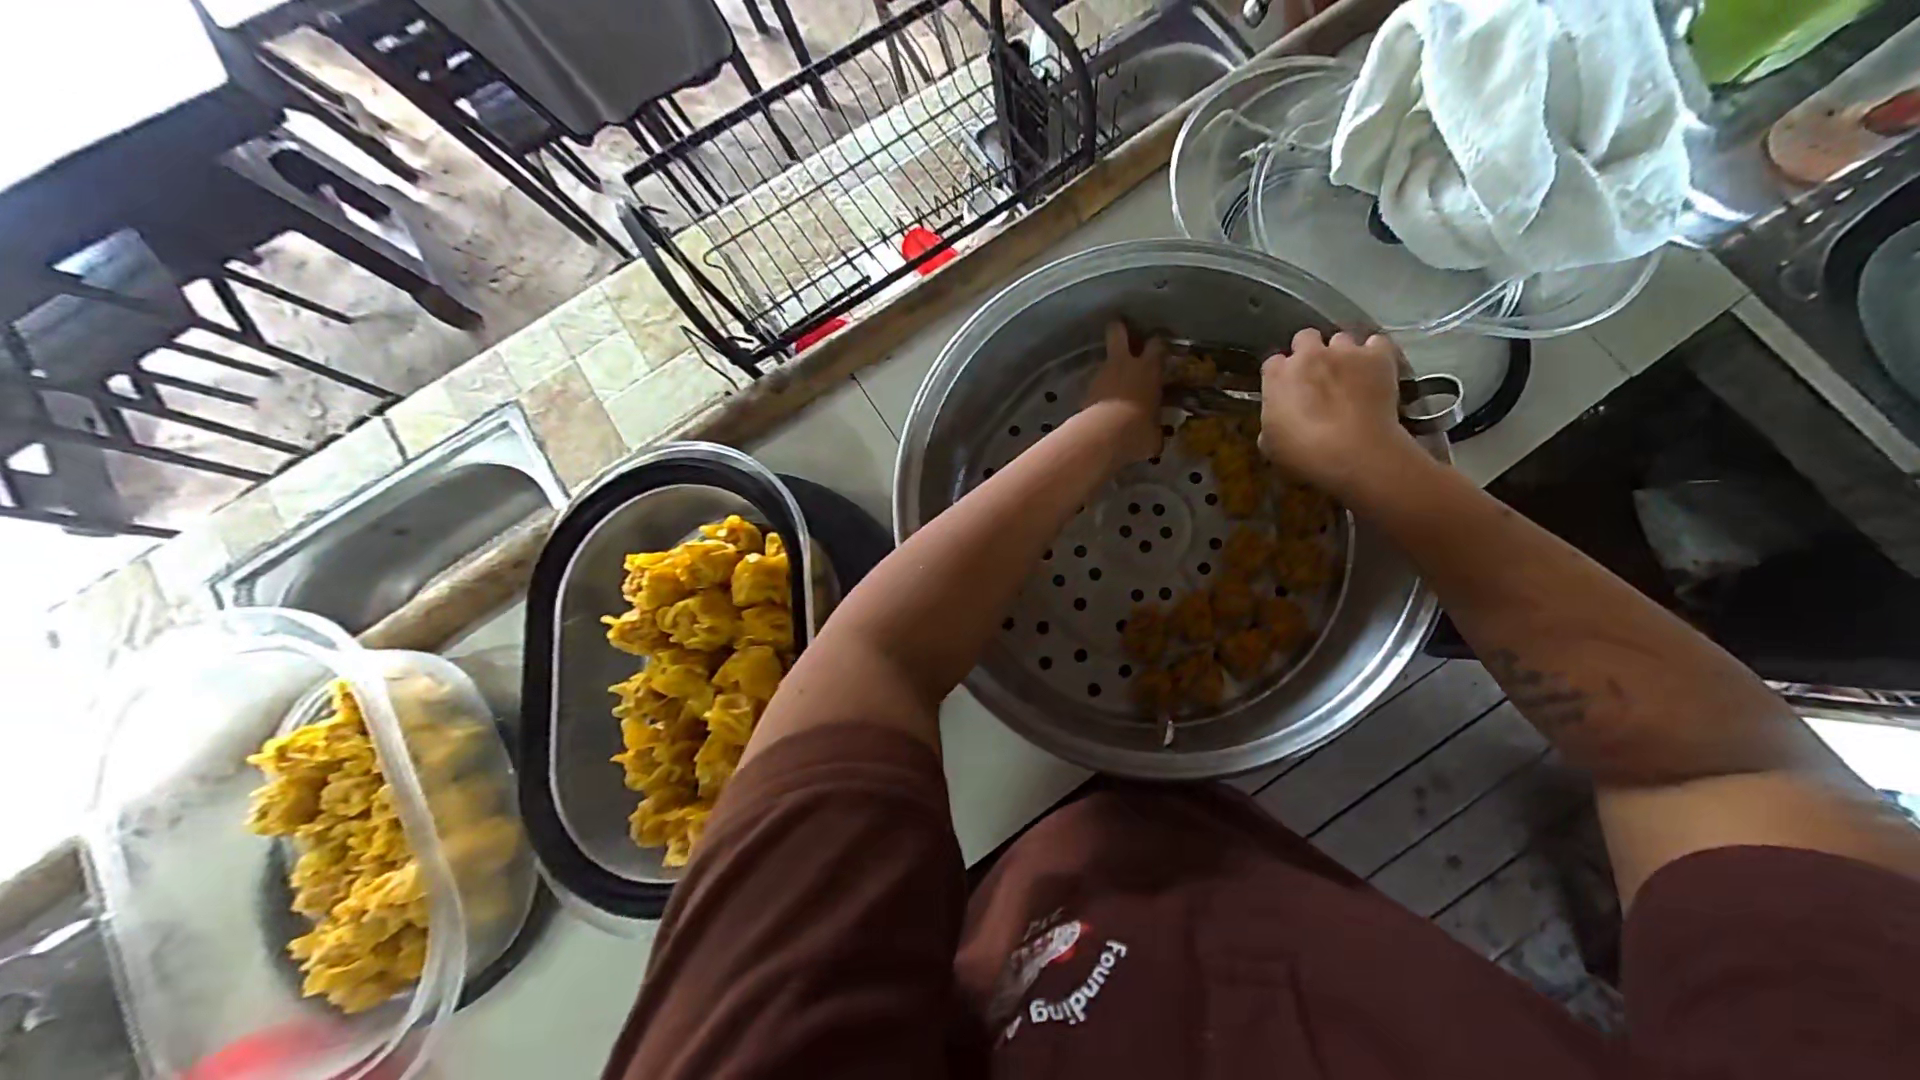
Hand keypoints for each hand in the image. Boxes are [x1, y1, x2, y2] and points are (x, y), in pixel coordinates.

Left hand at [1081, 320, 1165, 466]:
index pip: (1157, 344)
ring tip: (1114, 381)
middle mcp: (1124, 364)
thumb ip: (1156, 429)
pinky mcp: (1085, 389)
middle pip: (1118, 331)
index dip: (1159, 344)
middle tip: (1123, 333)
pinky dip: (1099, 389)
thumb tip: (1157, 438)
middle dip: (1120, 328)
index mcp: (1148, 369)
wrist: (1102, 435)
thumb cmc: (1138, 431)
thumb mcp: (1155, 434)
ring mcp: (1101, 374)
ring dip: (1109, 367)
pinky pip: (1095, 382)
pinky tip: (1102, 402)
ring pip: (1104, 359)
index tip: (1161, 349)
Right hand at [1258, 329, 1425, 497]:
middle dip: (1308, 353)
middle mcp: (1309, 356)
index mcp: (1277, 376)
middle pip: (1305, 338)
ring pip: (1341, 338)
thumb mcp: (1271, 446)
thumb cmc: (1303, 455)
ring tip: (1348, 374)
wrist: (1354, 454)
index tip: (1286, 391)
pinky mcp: (1378, 357)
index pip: (1273, 363)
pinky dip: (1374, 353)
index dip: (1280, 376)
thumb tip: (1277, 423)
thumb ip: (1271, 424)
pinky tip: (1374, 370)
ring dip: (1341, 353)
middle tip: (1315, 376)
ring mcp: (1345, 353)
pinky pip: (1376, 343)